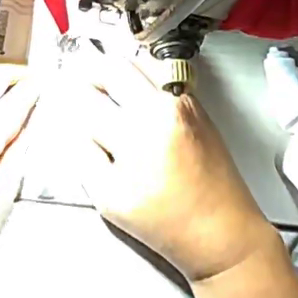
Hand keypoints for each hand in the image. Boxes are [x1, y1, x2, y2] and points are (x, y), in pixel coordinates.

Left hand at [67, 50, 278, 283]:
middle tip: (81, 85)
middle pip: (90, 92)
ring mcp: (123, 167)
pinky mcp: (108, 198)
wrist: (216, 235)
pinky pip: (82, 161)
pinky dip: (86, 152)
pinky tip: (99, 152)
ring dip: (82, 118)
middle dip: (82, 86)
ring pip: (80, 124)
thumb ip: (164, 89)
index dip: (100, 62)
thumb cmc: (214, 177)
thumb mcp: (197, 117)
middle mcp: (144, 134)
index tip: (94, 62)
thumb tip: (133, 65)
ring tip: (92, 120)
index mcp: (170, 108)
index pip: (118, 68)